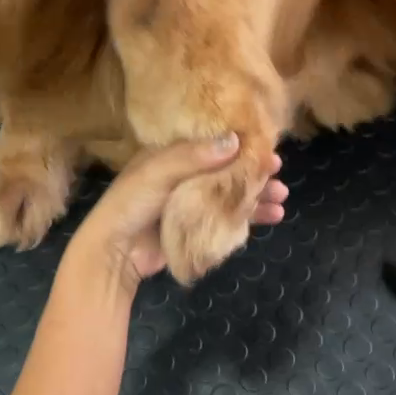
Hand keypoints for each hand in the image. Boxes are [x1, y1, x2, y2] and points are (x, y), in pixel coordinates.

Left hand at [66, 135, 285, 292]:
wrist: (114, 253)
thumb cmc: (131, 204)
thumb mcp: (157, 171)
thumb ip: (195, 156)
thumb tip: (235, 141)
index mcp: (171, 156)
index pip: (212, 145)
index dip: (240, 145)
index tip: (267, 148)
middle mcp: (183, 177)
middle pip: (226, 171)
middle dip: (253, 174)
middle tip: (279, 175)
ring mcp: (190, 205)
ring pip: (230, 196)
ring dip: (255, 197)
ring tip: (281, 200)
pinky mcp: (195, 229)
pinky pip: (226, 220)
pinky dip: (248, 218)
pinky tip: (271, 218)